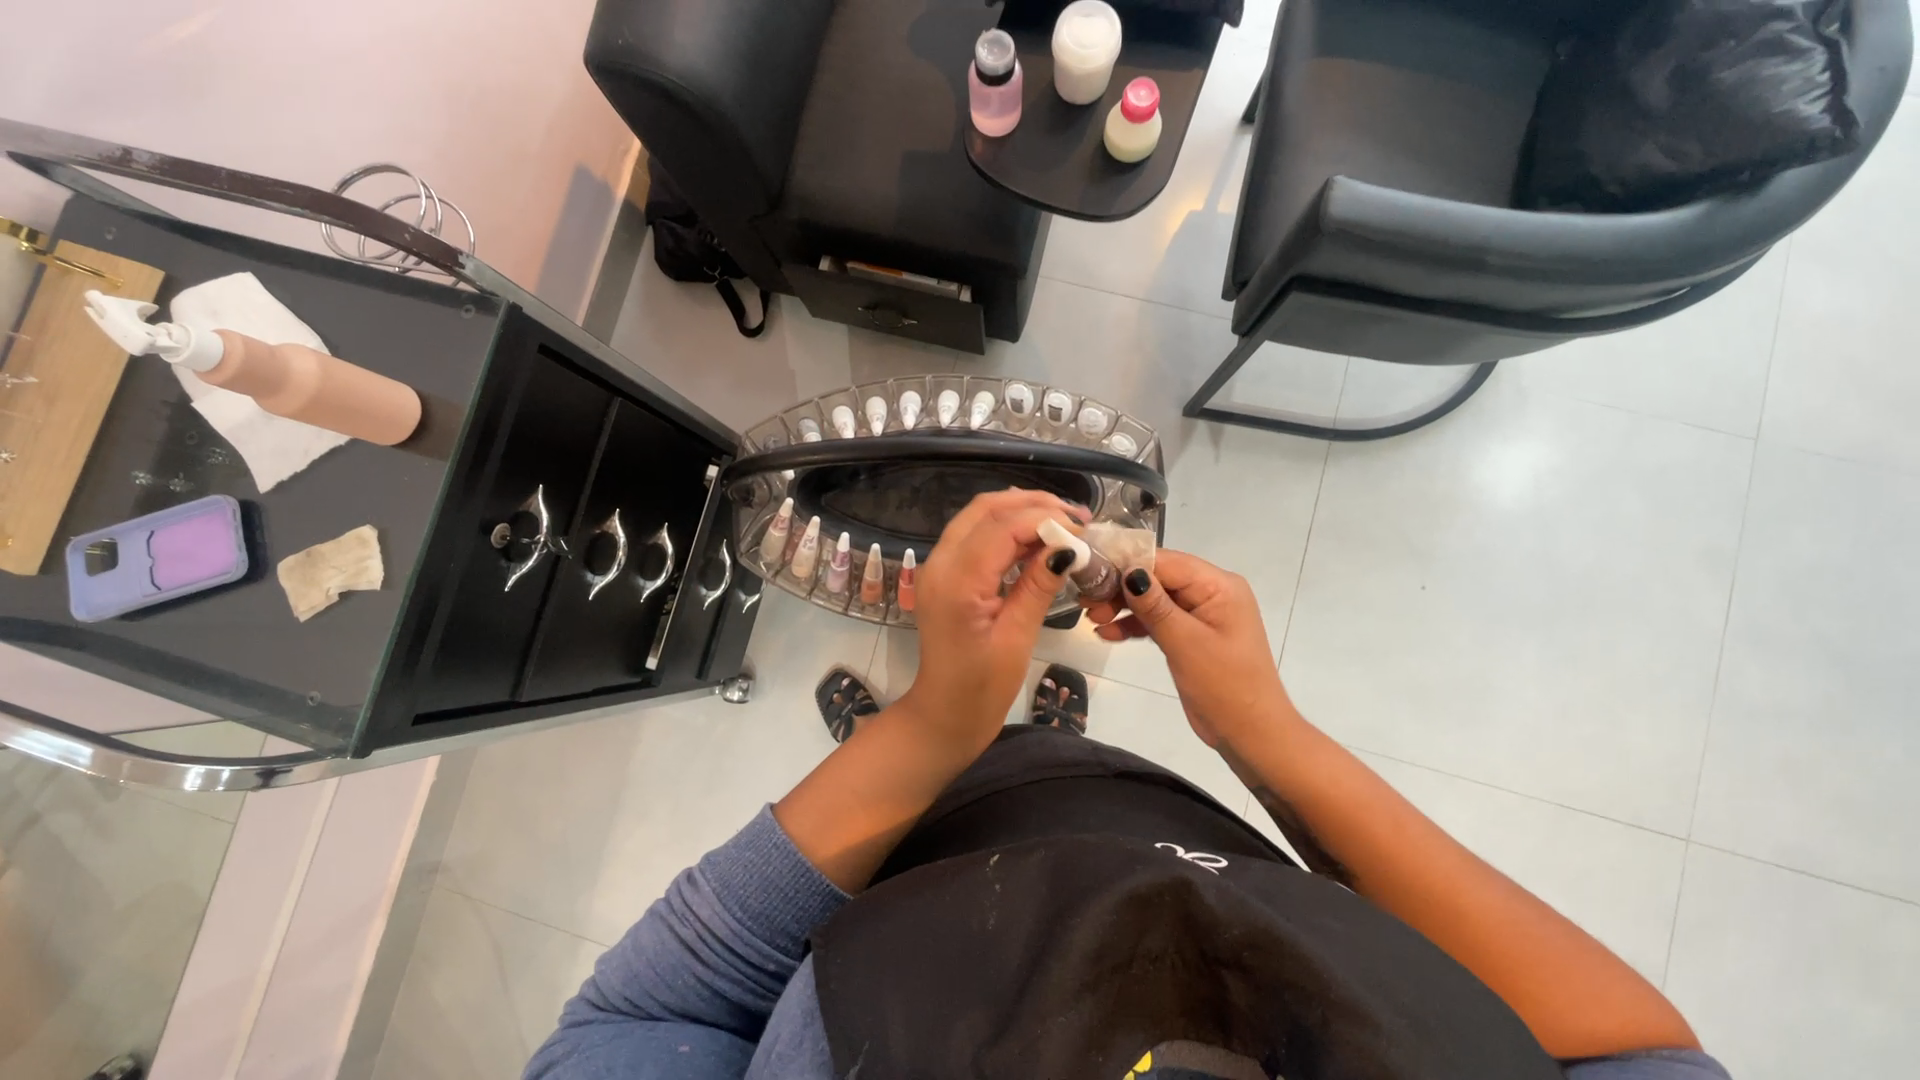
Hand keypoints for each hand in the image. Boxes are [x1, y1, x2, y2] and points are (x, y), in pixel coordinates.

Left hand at [898, 489, 1084, 750]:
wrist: (943, 715)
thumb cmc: (981, 688)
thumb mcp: (1017, 638)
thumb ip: (1038, 586)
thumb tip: (1068, 547)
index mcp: (957, 581)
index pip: (1002, 528)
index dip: (1044, 519)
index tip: (1083, 528)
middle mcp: (939, 563)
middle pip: (985, 509)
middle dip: (1032, 505)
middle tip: (1077, 516)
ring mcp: (937, 567)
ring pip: (978, 517)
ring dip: (1019, 513)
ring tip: (1064, 524)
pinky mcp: (944, 575)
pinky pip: (974, 536)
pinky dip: (1005, 530)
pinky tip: (1037, 541)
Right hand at [1082, 549, 1293, 746]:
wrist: (1251, 733)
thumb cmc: (1224, 685)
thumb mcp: (1186, 643)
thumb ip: (1155, 606)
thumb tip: (1129, 571)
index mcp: (1218, 585)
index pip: (1165, 562)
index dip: (1127, 564)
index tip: (1090, 573)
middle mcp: (1210, 592)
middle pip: (1158, 577)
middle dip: (1120, 587)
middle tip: (1085, 601)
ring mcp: (1200, 615)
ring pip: (1154, 599)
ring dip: (1122, 606)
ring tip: (1091, 617)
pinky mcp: (1190, 635)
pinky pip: (1157, 620)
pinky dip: (1134, 625)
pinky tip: (1107, 633)